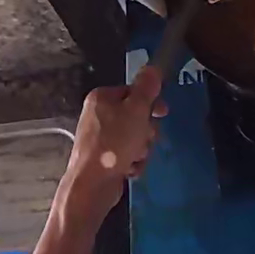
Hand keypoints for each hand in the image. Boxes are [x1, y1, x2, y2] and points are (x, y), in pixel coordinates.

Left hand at [63, 67, 168, 216]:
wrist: (91, 185)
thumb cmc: (114, 143)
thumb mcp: (136, 110)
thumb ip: (146, 88)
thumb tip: (153, 67)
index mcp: (102, 97)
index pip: (134, 92)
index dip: (150, 102)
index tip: (163, 113)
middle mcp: (98, 115)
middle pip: (136, 116)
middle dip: (145, 131)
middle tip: (145, 139)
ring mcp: (99, 138)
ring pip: (134, 137)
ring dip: (140, 149)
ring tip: (134, 157)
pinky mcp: (103, 159)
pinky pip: (127, 155)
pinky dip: (132, 162)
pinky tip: (129, 170)